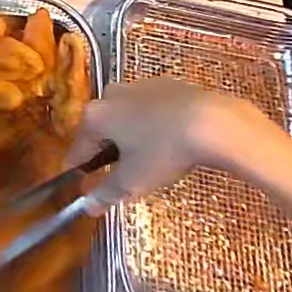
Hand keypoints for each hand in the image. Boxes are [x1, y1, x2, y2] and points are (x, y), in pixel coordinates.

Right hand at [69, 78, 287, 204]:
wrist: (213, 122)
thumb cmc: (163, 151)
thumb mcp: (132, 180)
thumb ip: (105, 193)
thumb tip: (88, 207)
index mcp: (95, 115)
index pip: (77, 149)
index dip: (79, 172)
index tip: (83, 187)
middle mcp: (110, 95)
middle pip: (101, 130)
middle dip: (107, 154)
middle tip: (123, 177)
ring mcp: (139, 86)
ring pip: (125, 117)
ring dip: (130, 137)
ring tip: (149, 160)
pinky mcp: (165, 84)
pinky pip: (149, 109)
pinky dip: (152, 124)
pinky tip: (170, 140)